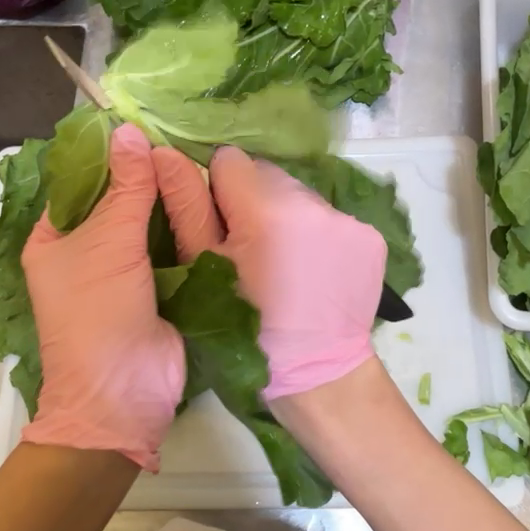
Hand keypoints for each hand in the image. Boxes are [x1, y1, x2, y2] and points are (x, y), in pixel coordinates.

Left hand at [20, 123, 185, 470]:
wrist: (125, 395)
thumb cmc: (98, 315)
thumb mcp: (108, 242)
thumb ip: (126, 187)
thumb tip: (130, 130)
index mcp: (55, 238)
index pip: (79, 182)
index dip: (109, 153)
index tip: (144, 123)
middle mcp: (86, 251)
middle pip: (118, 200)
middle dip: (146, 174)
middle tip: (183, 136)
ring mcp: (125, 271)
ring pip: (150, 222)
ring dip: (172, 198)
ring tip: (203, 157)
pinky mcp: (160, 287)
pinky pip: (172, 247)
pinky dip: (188, 226)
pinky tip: (212, 198)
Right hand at [152, 147, 385, 399]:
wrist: (318, 377)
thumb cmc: (244, 330)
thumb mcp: (202, 269)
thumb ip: (184, 205)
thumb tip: (161, 153)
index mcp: (266, 210)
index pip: (230, 161)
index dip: (217, 190)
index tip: (219, 227)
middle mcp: (312, 203)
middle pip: (267, 175)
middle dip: (252, 202)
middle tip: (248, 253)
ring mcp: (345, 220)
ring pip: (298, 195)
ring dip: (284, 217)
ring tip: (279, 265)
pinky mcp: (368, 237)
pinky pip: (328, 218)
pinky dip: (315, 235)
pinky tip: (309, 272)